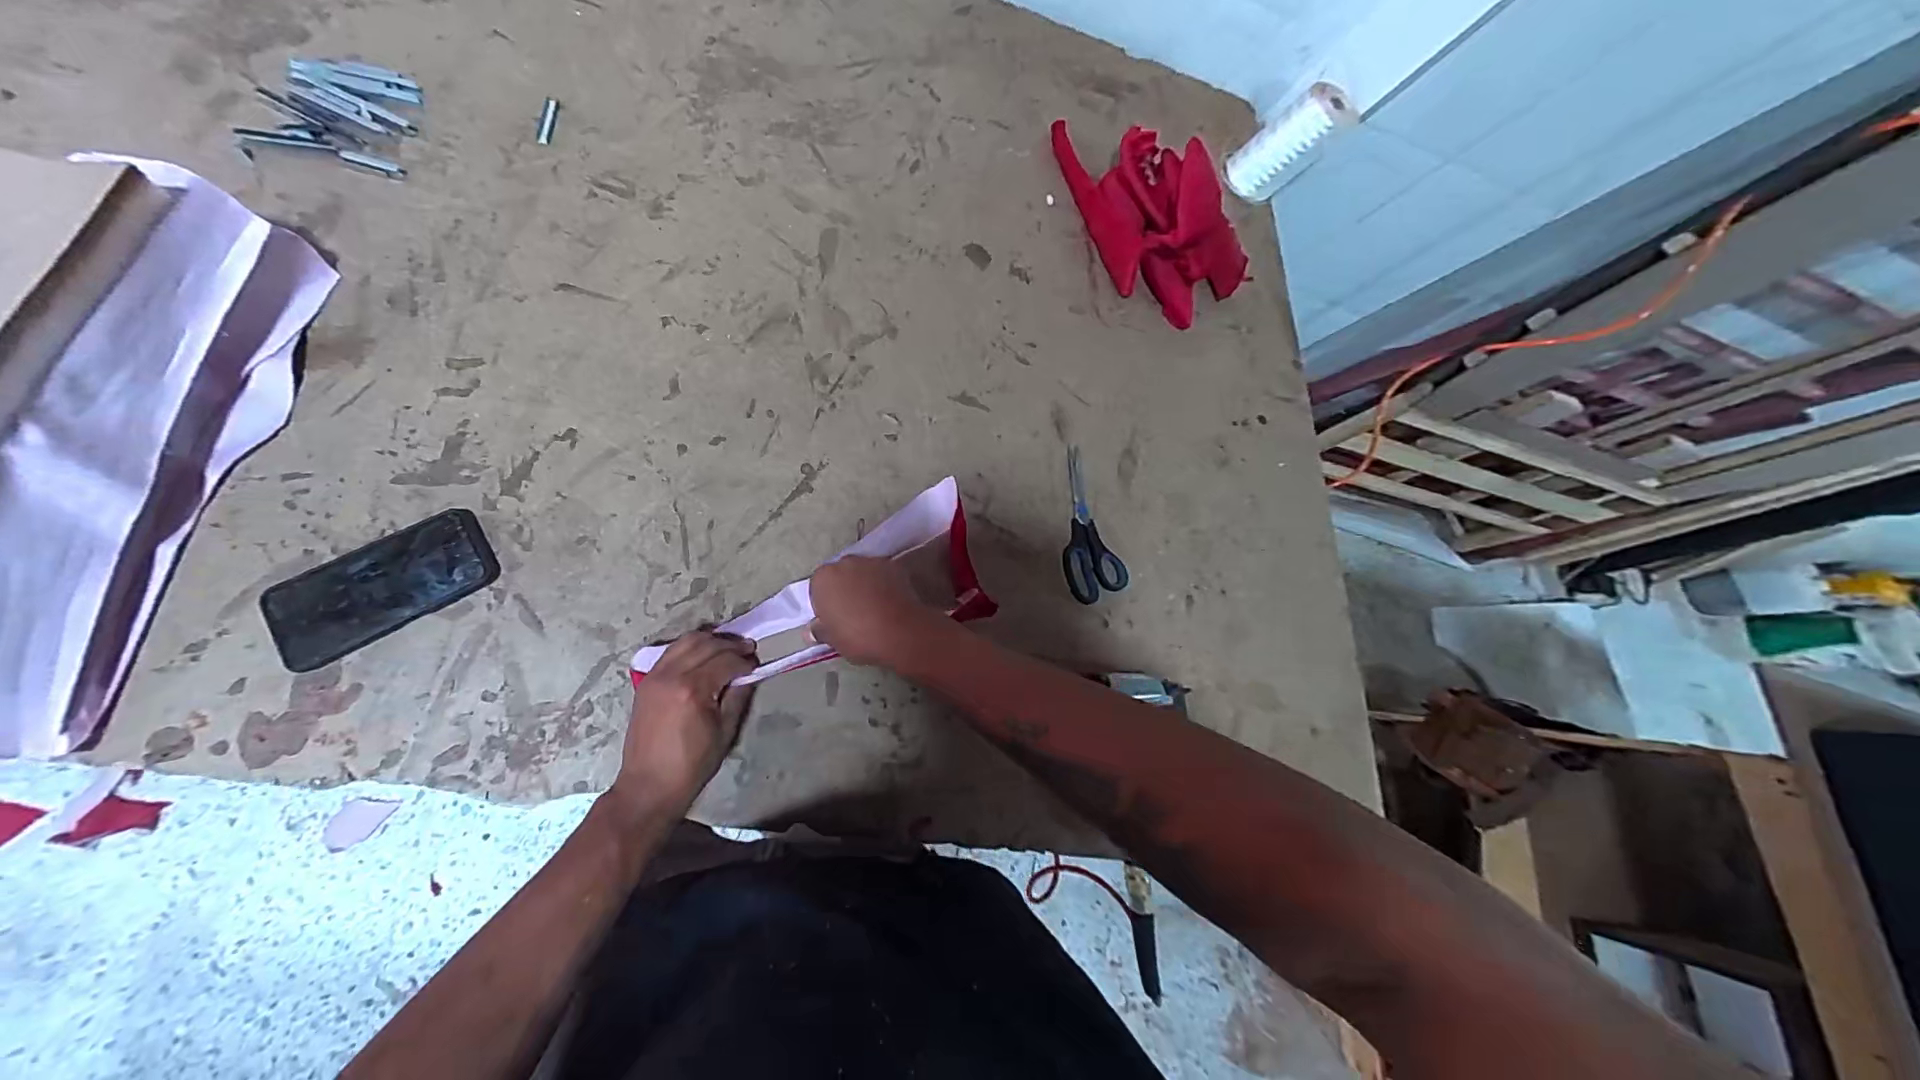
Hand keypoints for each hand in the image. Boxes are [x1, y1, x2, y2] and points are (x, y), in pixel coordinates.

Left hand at [613, 632, 757, 814]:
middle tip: (748, 651)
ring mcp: (655, 676)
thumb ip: (738, 696)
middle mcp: (671, 675)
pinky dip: (690, 647)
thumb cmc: (693, 763)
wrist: (649, 784)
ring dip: (710, 640)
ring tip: (727, 649)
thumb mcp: (725, 730)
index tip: (757, 664)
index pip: (726, 660)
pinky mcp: (646, 681)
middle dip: (731, 644)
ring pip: (686, 640)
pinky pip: (671, 651)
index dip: (745, 660)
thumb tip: (748, 674)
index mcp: (693, 689)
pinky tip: (703, 655)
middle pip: (706, 644)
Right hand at [809, 555, 943, 667]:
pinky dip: (884, 584)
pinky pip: (884, 575)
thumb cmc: (859, 637)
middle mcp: (846, 562)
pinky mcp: (895, 566)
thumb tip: (812, 630)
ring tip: (874, 608)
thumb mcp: (832, 640)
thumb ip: (819, 630)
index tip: (834, 618)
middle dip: (845, 589)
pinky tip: (890, 602)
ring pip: (863, 572)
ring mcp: (872, 562)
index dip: (826, 603)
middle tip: (853, 613)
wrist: (900, 632)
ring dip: (866, 584)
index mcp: (824, 578)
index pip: (819, 587)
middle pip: (841, 575)